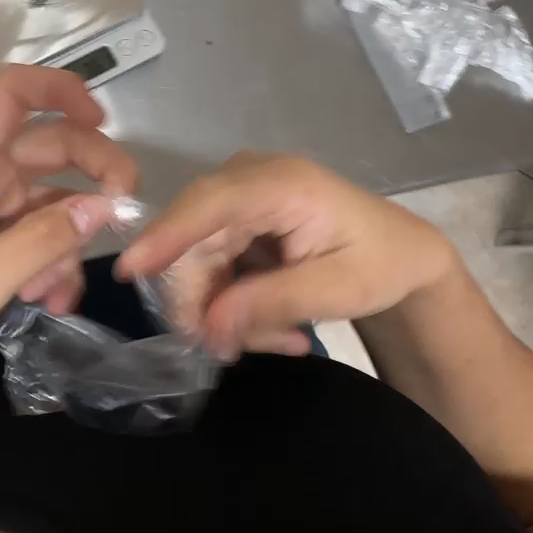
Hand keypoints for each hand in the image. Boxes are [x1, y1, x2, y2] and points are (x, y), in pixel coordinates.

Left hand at [0, 65, 138, 389]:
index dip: (58, 88)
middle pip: (50, 144)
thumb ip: (44, 240)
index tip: (101, 121)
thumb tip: (105, 207)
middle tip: (123, 216)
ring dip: (69, 241)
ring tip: (55, 292)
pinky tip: (50, 301)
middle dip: (94, 174)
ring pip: (53, 198)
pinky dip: (55, 263)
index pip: (10, 93)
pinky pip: (41, 234)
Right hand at [116, 152, 457, 360]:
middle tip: (229, 352)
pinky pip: (209, 267)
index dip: (167, 235)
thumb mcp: (341, 291)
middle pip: (193, 242)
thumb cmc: (384, 264)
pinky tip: (273, 326)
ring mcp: (236, 199)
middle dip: (206, 303)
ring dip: (225, 310)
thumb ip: (274, 304)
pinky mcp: (232, 221)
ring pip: (196, 261)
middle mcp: (248, 180)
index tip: (130, 270)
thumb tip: (208, 327)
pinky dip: (232, 303)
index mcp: (283, 184)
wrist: (402, 254)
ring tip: (280, 340)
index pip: (211, 204)